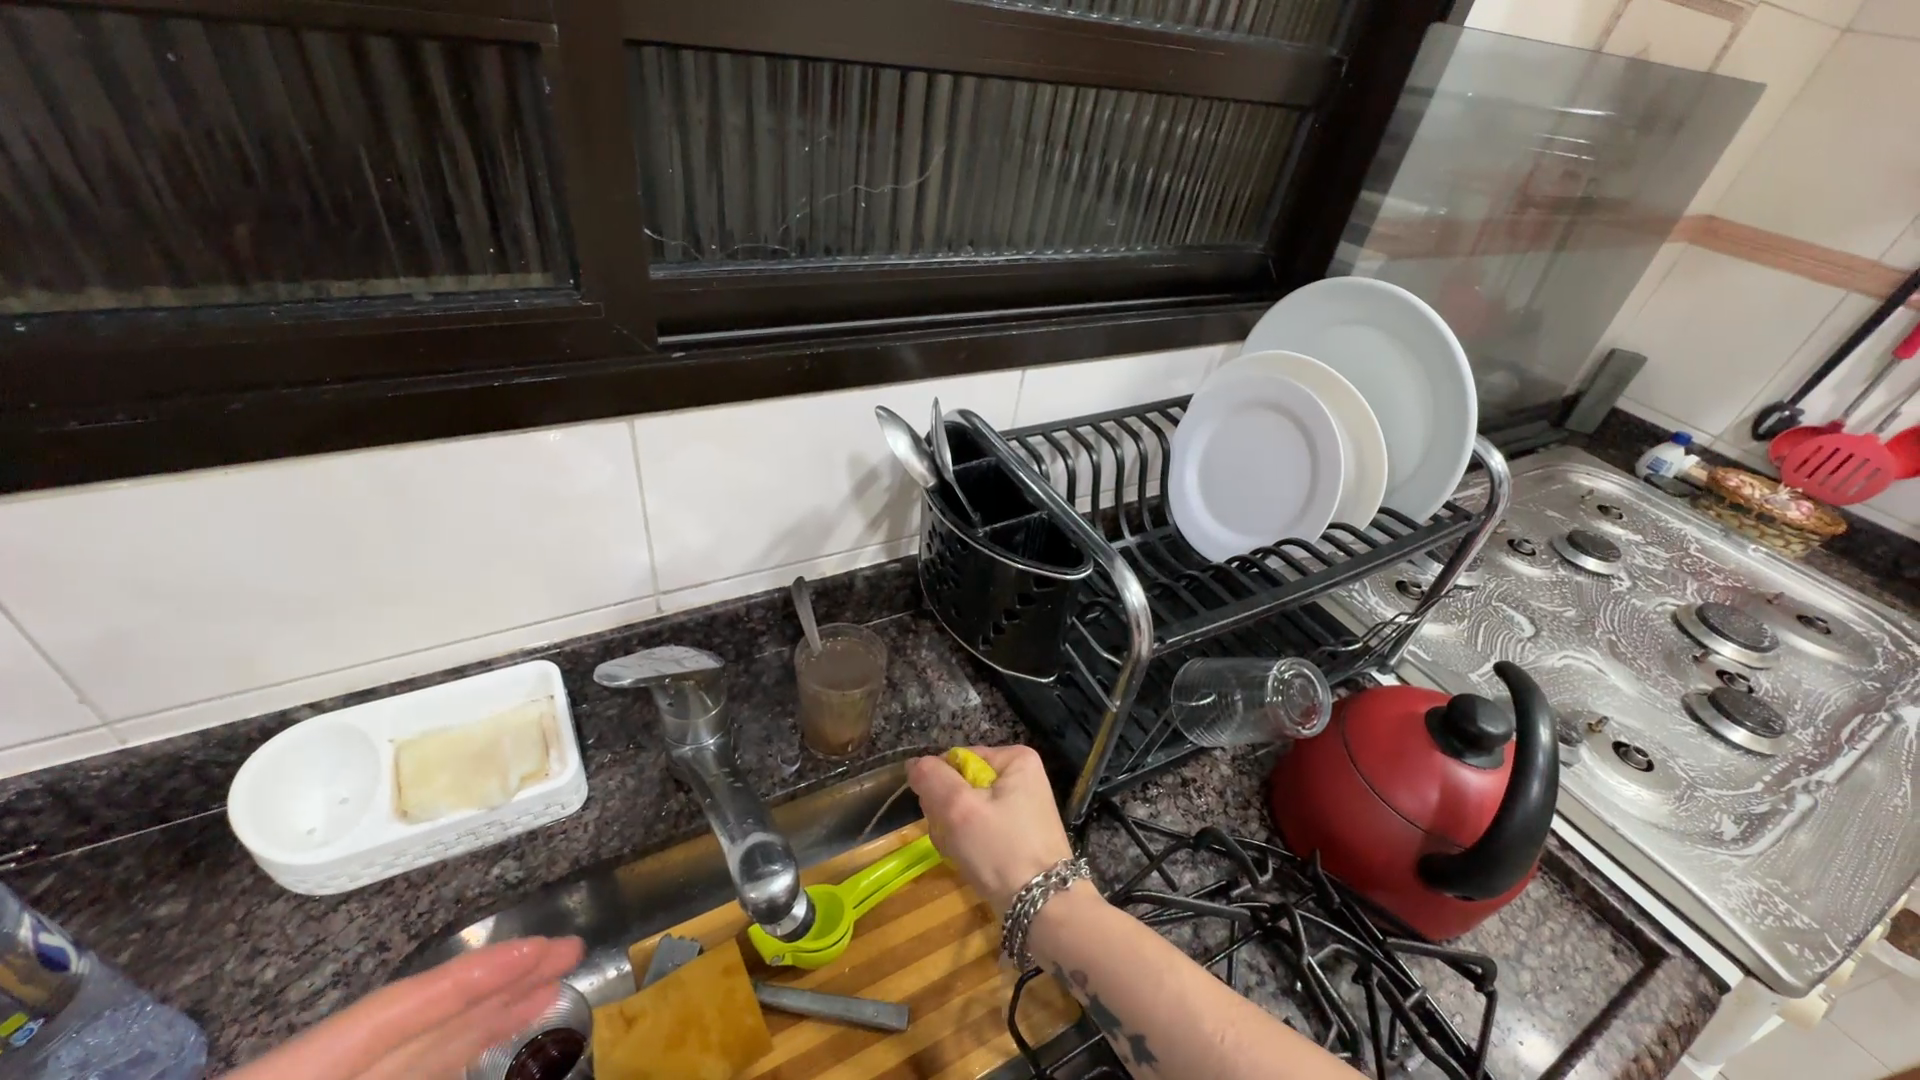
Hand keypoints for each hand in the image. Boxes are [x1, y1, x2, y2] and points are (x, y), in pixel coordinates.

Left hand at [222, 936, 583, 1079]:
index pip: (390, 1018)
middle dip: (495, 985)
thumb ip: (402, 1073)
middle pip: (412, 1024)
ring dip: (485, 1016)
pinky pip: (405, 1079)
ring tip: (550, 986)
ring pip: (413, 1052)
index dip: (469, 979)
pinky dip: (452, 1056)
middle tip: (569, 952)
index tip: (539, 953)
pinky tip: (489, 1042)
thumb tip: (464, 1051)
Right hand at [907, 744, 1072, 916]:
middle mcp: (1022, 777)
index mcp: (1015, 759)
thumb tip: (914, 764)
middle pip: (961, 785)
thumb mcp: (959, 809)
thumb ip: (932, 779)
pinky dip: (970, 845)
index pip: (956, 760)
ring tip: (964, 854)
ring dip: (955, 833)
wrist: (1044, 907)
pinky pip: (981, 829)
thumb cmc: (1001, 850)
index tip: (941, 815)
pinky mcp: (1018, 833)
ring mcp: (1021, 807)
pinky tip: (973, 862)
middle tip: (954, 838)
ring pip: (967, 811)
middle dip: (948, 813)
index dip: (940, 787)